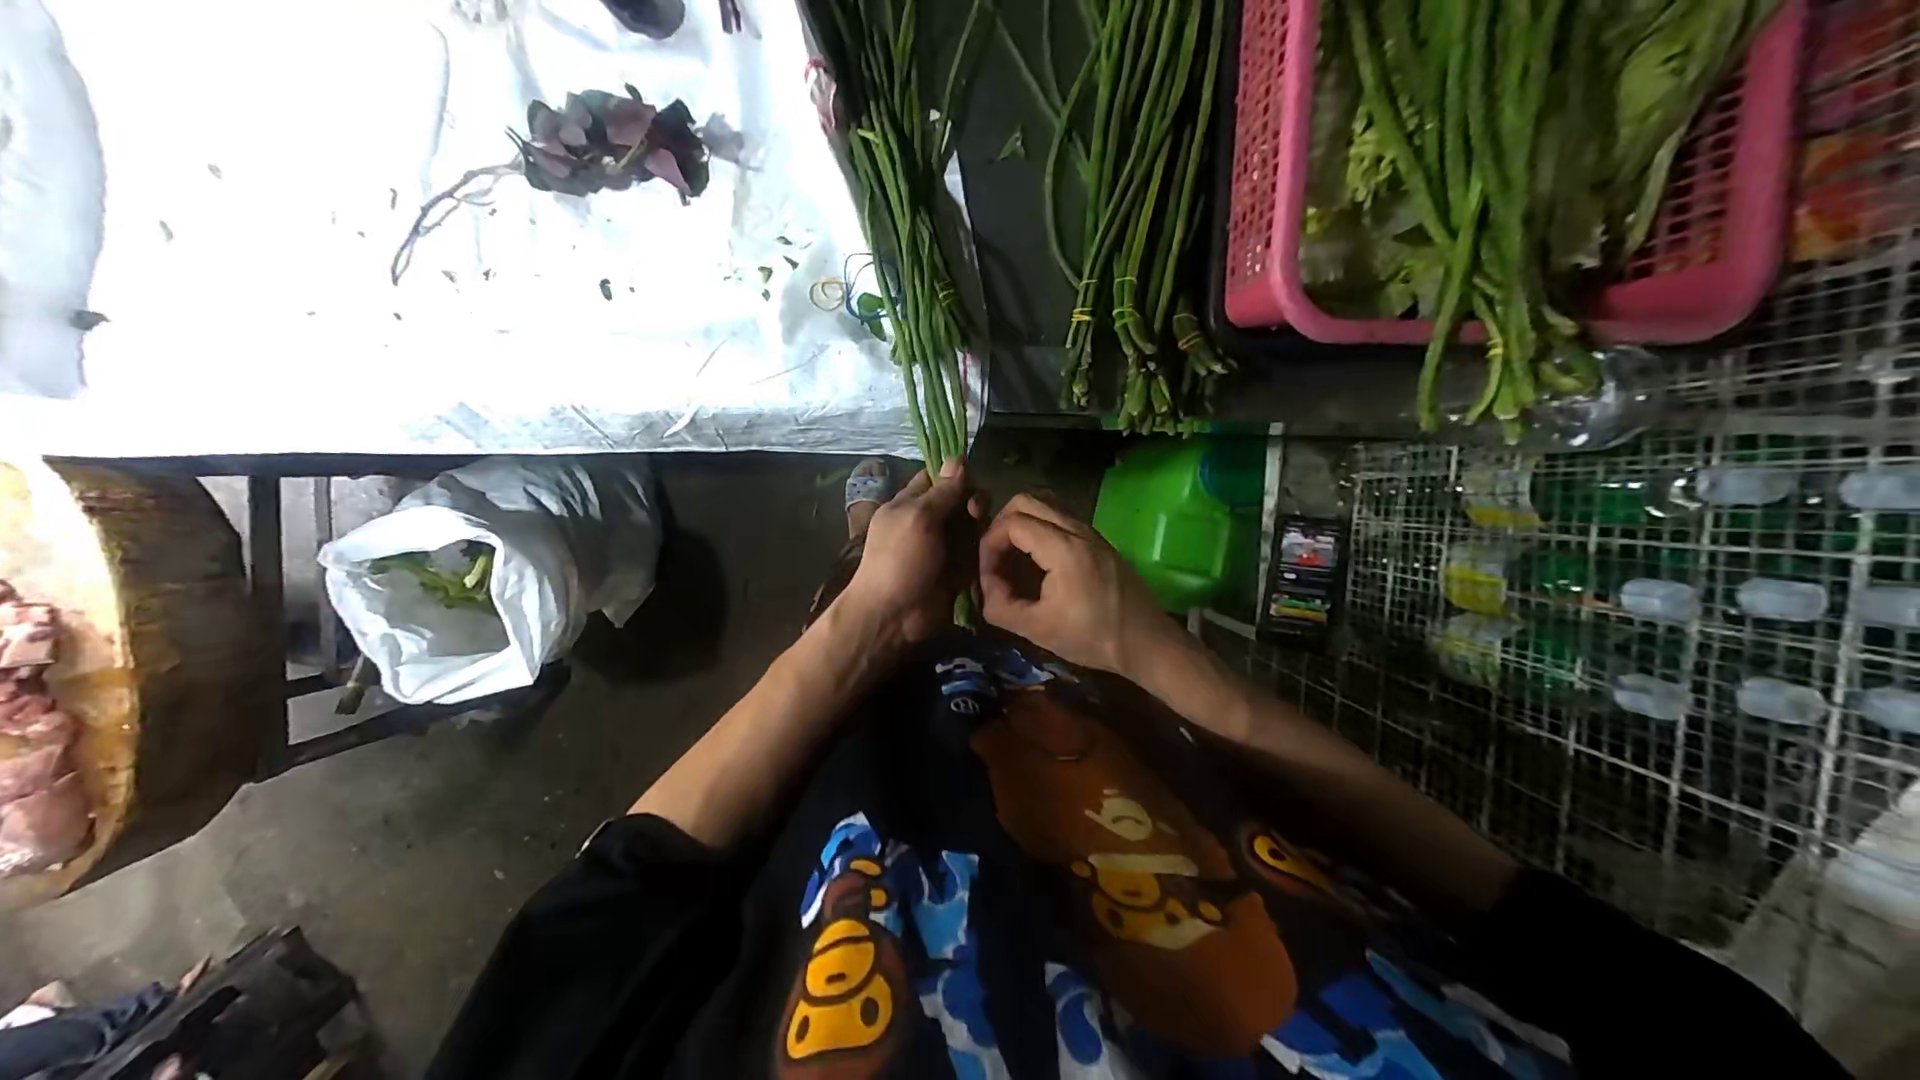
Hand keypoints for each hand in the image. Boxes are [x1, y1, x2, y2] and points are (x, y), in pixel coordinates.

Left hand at [838, 460, 982, 645]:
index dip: (955, 474)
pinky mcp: (957, 569)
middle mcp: (927, 522)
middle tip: (976, 512)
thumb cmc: (898, 560)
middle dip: (972, 502)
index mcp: (909, 504)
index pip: (936, 477)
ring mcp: (943, 546)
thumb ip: (940, 491)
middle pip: (960, 500)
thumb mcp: (917, 518)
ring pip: (972, 526)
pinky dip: (984, 550)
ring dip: (980, 527)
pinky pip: (976, 552)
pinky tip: (993, 549)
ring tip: (985, 535)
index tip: (972, 477)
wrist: (895, 615)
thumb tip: (957, 459)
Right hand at [977, 494, 1180, 676]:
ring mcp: (1092, 532)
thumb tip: (986, 587)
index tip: (987, 572)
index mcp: (1064, 548)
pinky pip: (1061, 518)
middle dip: (1002, 524)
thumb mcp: (1037, 629)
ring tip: (1013, 556)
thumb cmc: (1092, 637)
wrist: (1146, 642)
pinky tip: (1037, 562)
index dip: (990, 543)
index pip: (1012, 523)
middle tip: (996, 557)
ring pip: (1046, 505)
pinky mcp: (1099, 541)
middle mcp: (1078, 530)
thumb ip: (1001, 606)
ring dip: (1022, 523)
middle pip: (1027, 500)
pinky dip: (1040, 528)